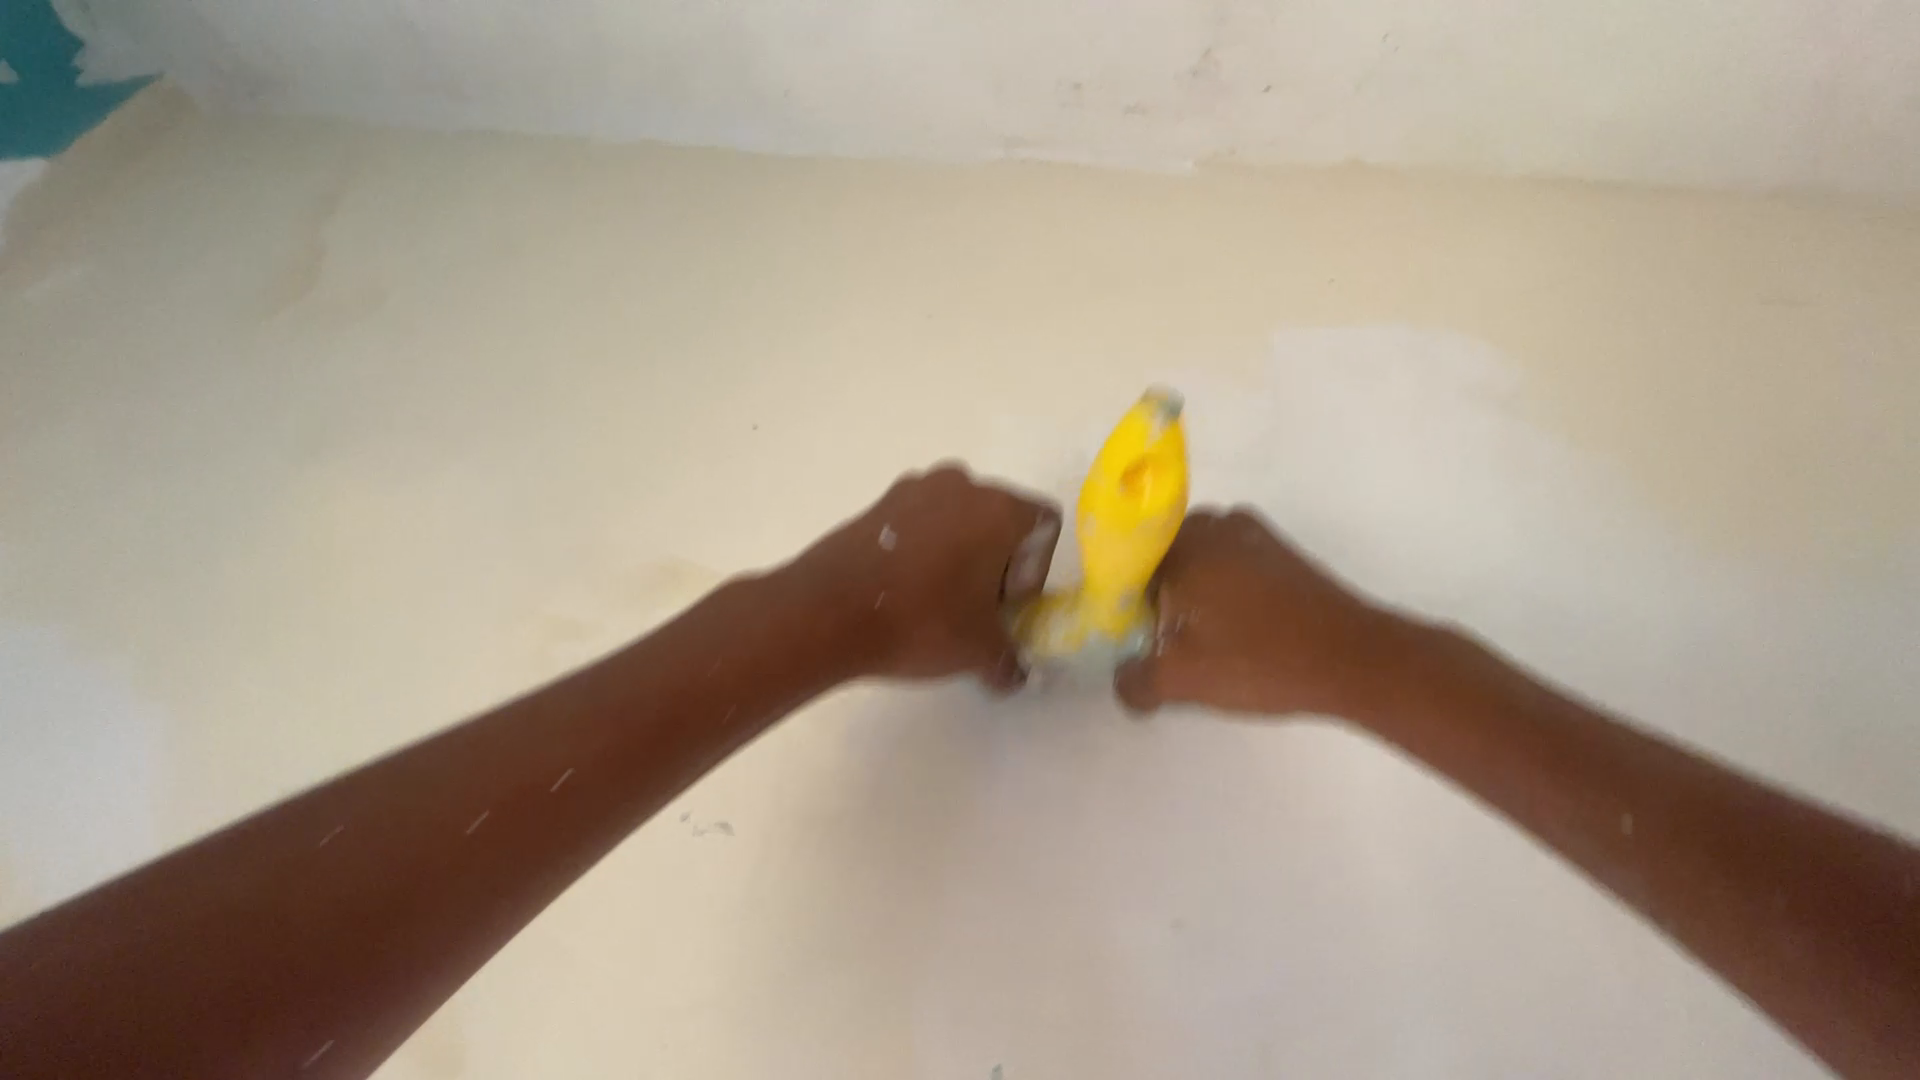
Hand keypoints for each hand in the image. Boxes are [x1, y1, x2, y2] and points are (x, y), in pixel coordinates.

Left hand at [790, 464, 1060, 690]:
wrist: (826, 612)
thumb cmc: (921, 621)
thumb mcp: (979, 651)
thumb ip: (1009, 660)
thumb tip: (1016, 675)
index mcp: (999, 508)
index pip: (1044, 527)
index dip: (1033, 571)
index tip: (1003, 604)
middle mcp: (961, 485)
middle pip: (1000, 521)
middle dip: (997, 564)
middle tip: (974, 608)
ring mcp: (914, 489)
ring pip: (958, 521)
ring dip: (959, 556)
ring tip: (936, 602)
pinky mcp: (877, 503)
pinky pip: (919, 524)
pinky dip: (923, 552)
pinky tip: (904, 592)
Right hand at [1115, 507, 1405, 716]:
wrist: (1356, 659)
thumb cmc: (1261, 659)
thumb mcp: (1184, 681)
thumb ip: (1137, 681)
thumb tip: (1123, 680)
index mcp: (1184, 545)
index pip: (1126, 562)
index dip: (1120, 599)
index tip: (1130, 633)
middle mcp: (1215, 525)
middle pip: (1161, 556)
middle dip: (1155, 593)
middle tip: (1162, 638)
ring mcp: (1254, 533)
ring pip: (1199, 558)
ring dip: (1190, 591)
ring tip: (1199, 636)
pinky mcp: (1282, 552)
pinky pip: (1231, 562)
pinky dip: (1221, 588)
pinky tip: (1234, 628)